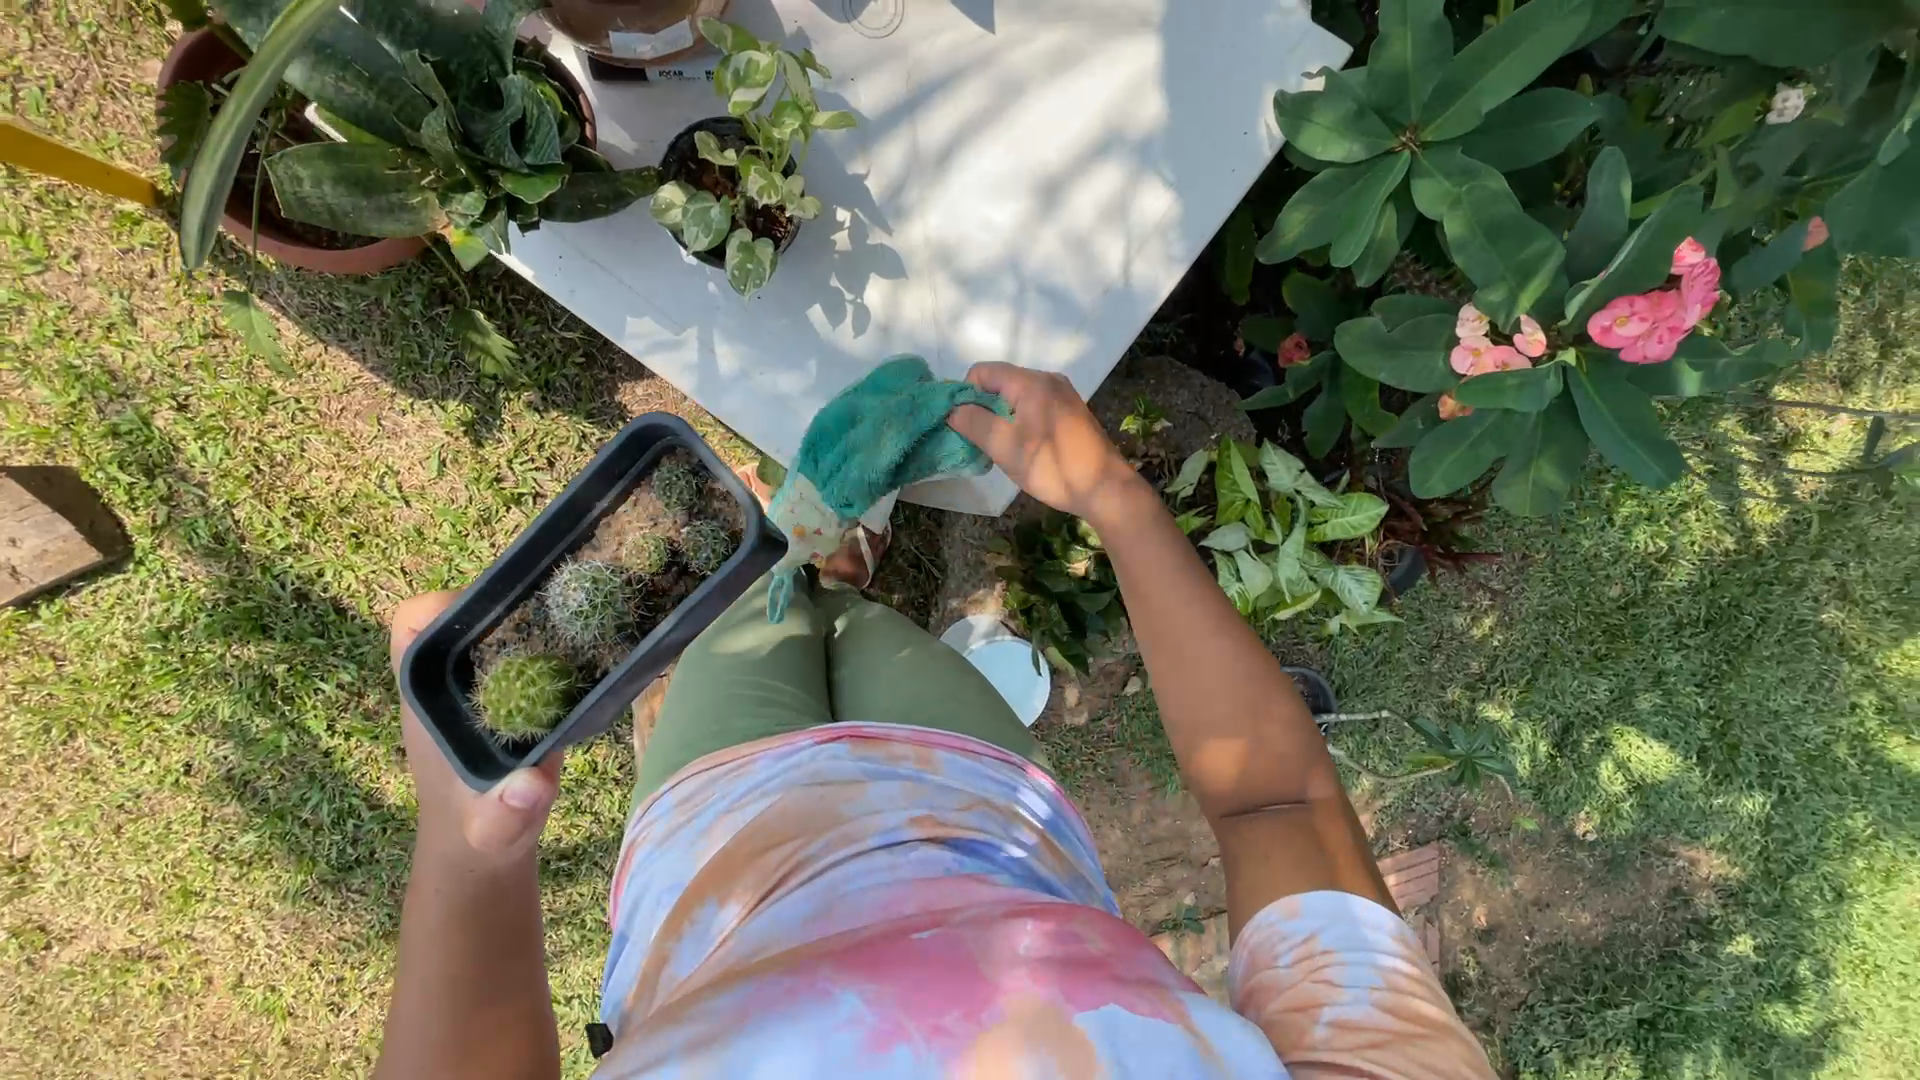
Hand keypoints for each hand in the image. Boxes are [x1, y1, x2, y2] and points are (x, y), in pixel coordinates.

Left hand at [389, 591, 562, 863]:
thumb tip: (531, 785)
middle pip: (465, 614)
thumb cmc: (479, 836)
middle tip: (563, 606)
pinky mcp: (514, 696)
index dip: (445, 607)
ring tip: (585, 617)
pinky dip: (558, 642)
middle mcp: (452, 683)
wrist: (486, 853)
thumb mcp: (494, 829)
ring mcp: (485, 687)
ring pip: (500, 628)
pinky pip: (528, 651)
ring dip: (539, 617)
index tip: (501, 614)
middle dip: (509, 602)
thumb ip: (507, 812)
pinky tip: (594, 648)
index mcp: (429, 700)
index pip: (411, 627)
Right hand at [947, 362, 1147, 523]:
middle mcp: (1048, 380)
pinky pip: (1033, 408)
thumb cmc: (1053, 467)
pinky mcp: (1070, 413)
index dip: (965, 395)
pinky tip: (1022, 449)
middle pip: (1000, 383)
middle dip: (982, 408)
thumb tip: (952, 409)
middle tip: (979, 441)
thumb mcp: (1006, 447)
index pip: (982, 372)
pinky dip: (1019, 423)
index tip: (963, 426)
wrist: (1105, 489)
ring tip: (1000, 448)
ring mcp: (1062, 396)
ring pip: (1016, 398)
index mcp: (1032, 382)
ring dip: (1000, 418)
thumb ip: (974, 423)